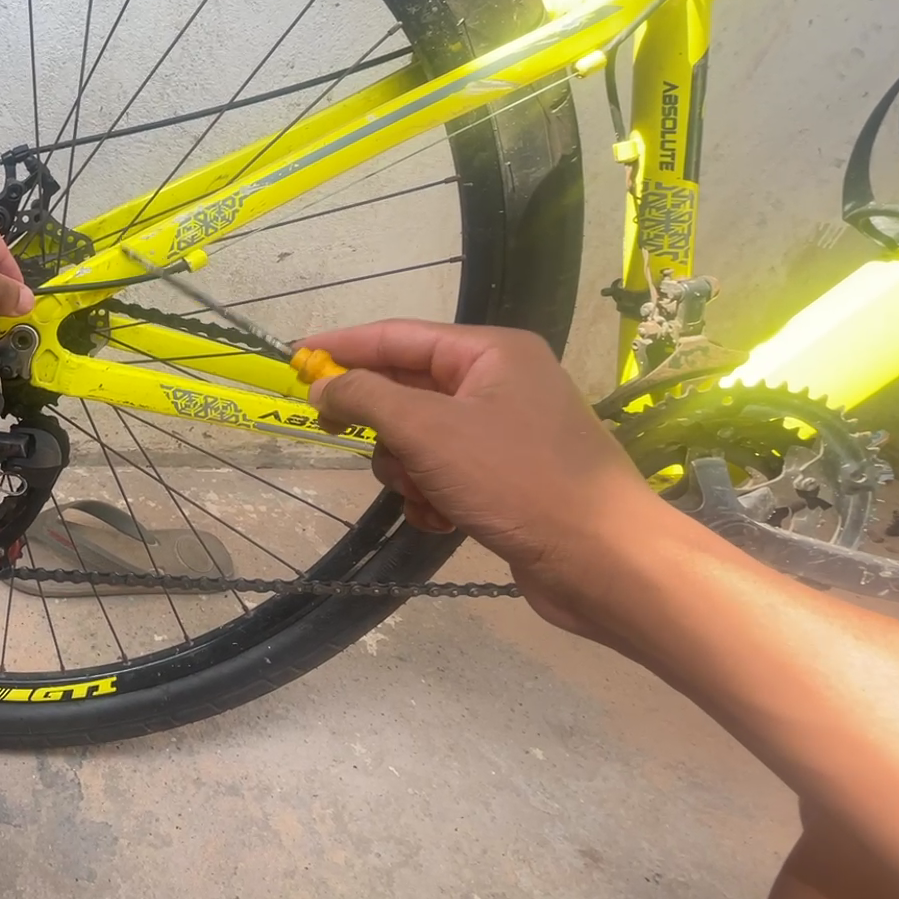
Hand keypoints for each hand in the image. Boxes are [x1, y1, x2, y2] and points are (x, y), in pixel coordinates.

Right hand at [304, 320, 671, 632]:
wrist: (604, 562)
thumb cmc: (516, 479)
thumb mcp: (426, 429)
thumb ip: (364, 396)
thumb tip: (321, 386)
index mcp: (488, 353)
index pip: (395, 336)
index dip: (341, 345)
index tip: (294, 356)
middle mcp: (496, 384)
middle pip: (402, 387)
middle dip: (378, 422)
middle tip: (334, 431)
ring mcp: (500, 431)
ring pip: (413, 435)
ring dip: (404, 467)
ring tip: (423, 492)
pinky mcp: (501, 475)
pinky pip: (437, 470)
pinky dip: (428, 493)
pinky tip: (440, 517)